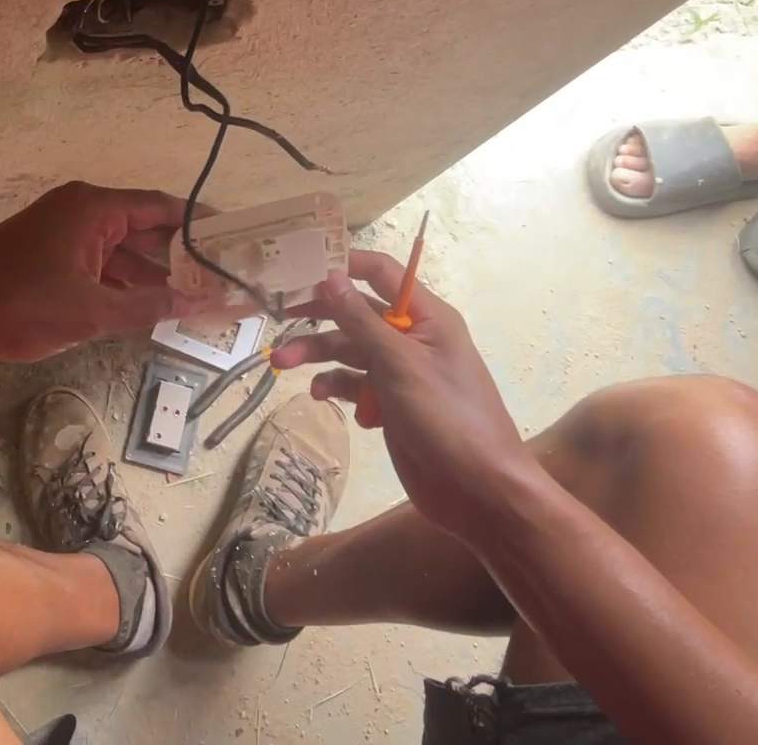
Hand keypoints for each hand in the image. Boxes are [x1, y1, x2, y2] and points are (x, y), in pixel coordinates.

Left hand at [0, 181, 208, 369]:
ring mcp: (61, 232)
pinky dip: (123, 282)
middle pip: (145, 227)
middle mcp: (79, 210)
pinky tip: (150, 304)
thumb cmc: (19, 309)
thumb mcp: (93, 312)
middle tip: (223, 275)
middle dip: (181, 254)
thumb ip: (152, 305)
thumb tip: (204, 303)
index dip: (201, 223)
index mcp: (92, 207)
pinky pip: (98, 262)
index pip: (162, 207)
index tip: (236, 239)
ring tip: (197, 297)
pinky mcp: (48, 254)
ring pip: (122, 249)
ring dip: (153, 273)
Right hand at [271, 250, 538, 540]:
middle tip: (279, 315)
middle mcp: (411, 337)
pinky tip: (321, 396)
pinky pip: (354, 383)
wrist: (479, 492)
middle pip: (356, 312)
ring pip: (349, 349)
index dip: (343, 265)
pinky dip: (336, 386)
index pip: (381, 272)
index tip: (300, 267)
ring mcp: (399, 371)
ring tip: (282, 364)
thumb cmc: (446, 416)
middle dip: (318, 315)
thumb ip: (360, 319)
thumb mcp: (398, 363)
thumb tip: (329, 276)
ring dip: (317, 355)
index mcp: (425, 317)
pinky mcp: (389, 402)